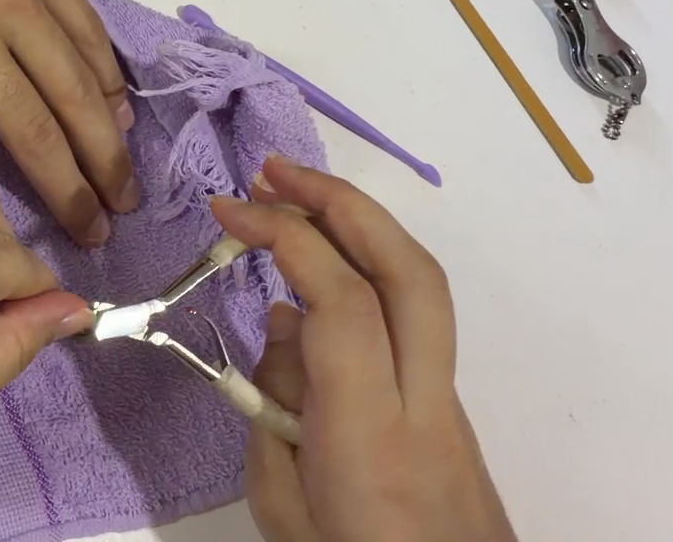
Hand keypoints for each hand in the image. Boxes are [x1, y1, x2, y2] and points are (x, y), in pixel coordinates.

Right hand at [0, 0, 137, 246]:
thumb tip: (54, 41)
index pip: (90, 48)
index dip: (111, 105)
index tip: (117, 140)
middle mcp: (9, 0)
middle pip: (75, 97)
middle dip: (107, 161)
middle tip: (123, 205)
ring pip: (31, 127)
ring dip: (66, 186)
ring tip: (87, 228)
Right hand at [209, 159, 514, 541]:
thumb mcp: (281, 503)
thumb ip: (274, 406)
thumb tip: (288, 322)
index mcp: (369, 432)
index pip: (343, 304)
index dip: (285, 236)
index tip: (225, 209)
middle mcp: (423, 401)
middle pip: (408, 273)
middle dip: (341, 202)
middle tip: (273, 169)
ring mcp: (447, 398)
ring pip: (419, 283)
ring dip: (353, 220)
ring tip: (286, 193)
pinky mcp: (446, 399)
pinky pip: (406, 311)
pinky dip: (359, 262)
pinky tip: (307, 269)